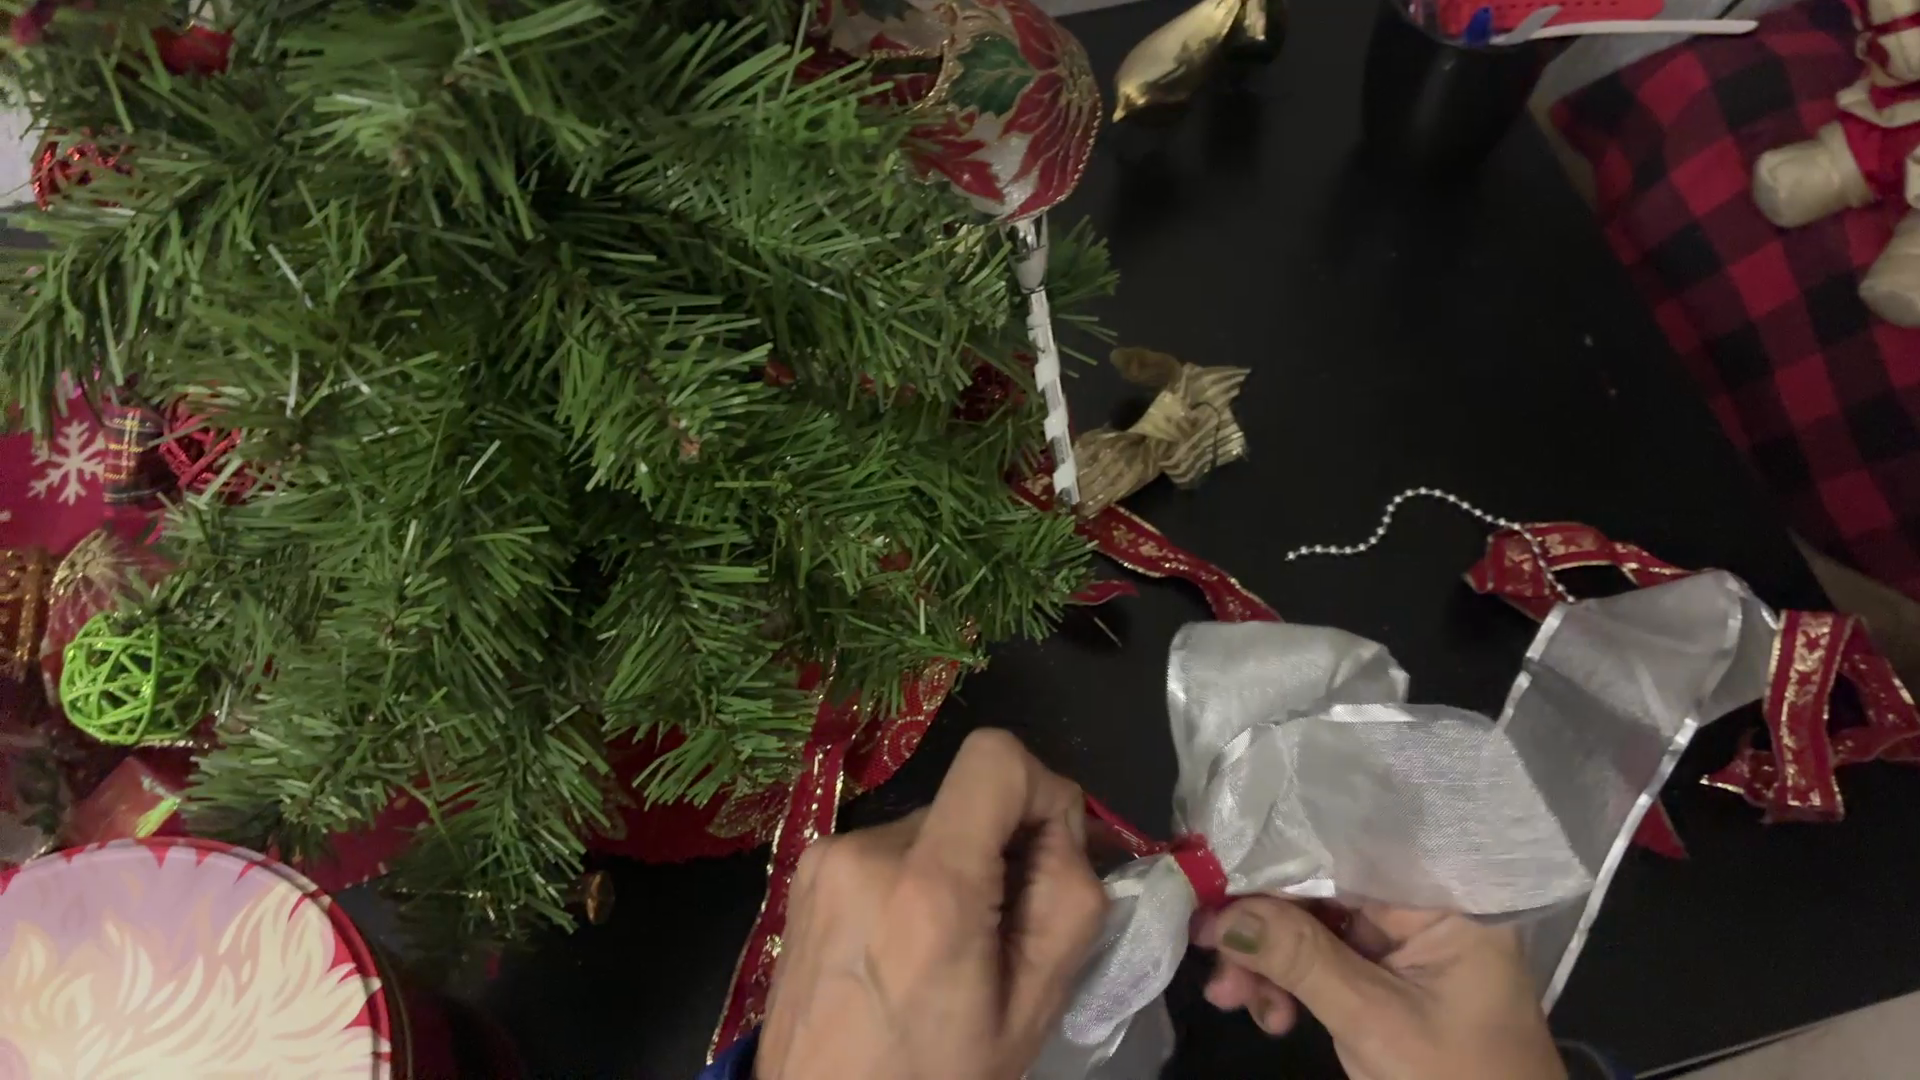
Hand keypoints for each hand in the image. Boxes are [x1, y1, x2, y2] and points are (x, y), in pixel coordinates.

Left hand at [757, 729, 1108, 1079]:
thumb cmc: (935, 1078)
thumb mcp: (1032, 1010)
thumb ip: (1069, 899)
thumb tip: (1062, 827)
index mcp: (930, 888)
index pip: (995, 757)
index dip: (1041, 789)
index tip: (1047, 852)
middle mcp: (869, 850)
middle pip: (970, 799)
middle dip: (1003, 847)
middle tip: (1000, 928)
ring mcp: (828, 853)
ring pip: (933, 824)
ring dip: (956, 865)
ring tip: (944, 944)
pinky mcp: (806, 863)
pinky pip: (890, 845)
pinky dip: (913, 876)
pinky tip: (901, 940)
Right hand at [1196, 898, 1566, 1079]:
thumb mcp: (1377, 1025)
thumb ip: (1299, 959)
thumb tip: (1219, 913)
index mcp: (1440, 899)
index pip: (1337, 854)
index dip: (1268, 864)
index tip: (1209, 886)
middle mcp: (1416, 905)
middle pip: (1314, 886)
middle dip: (1258, 921)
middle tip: (1206, 946)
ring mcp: (1395, 939)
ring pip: (1304, 921)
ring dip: (1262, 955)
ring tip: (1230, 995)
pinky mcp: (1376, 971)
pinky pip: (1312, 954)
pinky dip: (1282, 978)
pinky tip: (1267, 1012)